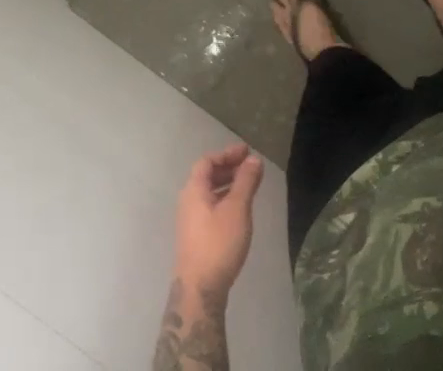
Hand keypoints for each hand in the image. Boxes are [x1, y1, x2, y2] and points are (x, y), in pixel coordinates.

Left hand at [171, 144, 262, 298]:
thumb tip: (253, 159)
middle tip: (251, 166)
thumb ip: (246, 181)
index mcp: (194, 191)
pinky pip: (210, 206)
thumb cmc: (218, 243)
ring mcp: (190, 221)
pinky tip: (239, 209)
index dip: (227, 154)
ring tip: (249, 185)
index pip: (207, 162)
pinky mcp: (196, 236)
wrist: (200, 289)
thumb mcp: (237, 208)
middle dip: (228, 167)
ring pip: (209, 193)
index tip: (247, 152)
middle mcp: (188, 202)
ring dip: (228, 184)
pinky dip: (225, 199)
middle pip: (206, 176)